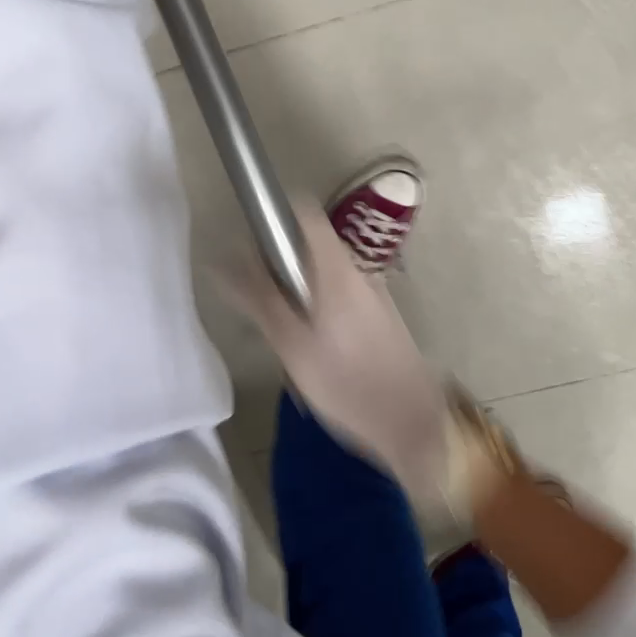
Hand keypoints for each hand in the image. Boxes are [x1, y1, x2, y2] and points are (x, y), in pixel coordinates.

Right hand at [225, 205, 452, 505]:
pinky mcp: (378, 316)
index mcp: (337, 269)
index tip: (247, 242)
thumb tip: (223, 259)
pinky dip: (316, 309)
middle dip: (278, 264)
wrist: (412, 423)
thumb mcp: (292, 346)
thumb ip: (259, 299)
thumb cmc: (347, 384)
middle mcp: (358, 271)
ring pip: (322, 274)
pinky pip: (337, 296)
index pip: (304, 213)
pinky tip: (311, 351)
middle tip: (258, 304)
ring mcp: (372, 294)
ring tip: (282, 336)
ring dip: (296, 292)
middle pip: (310, 245)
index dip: (273, 216)